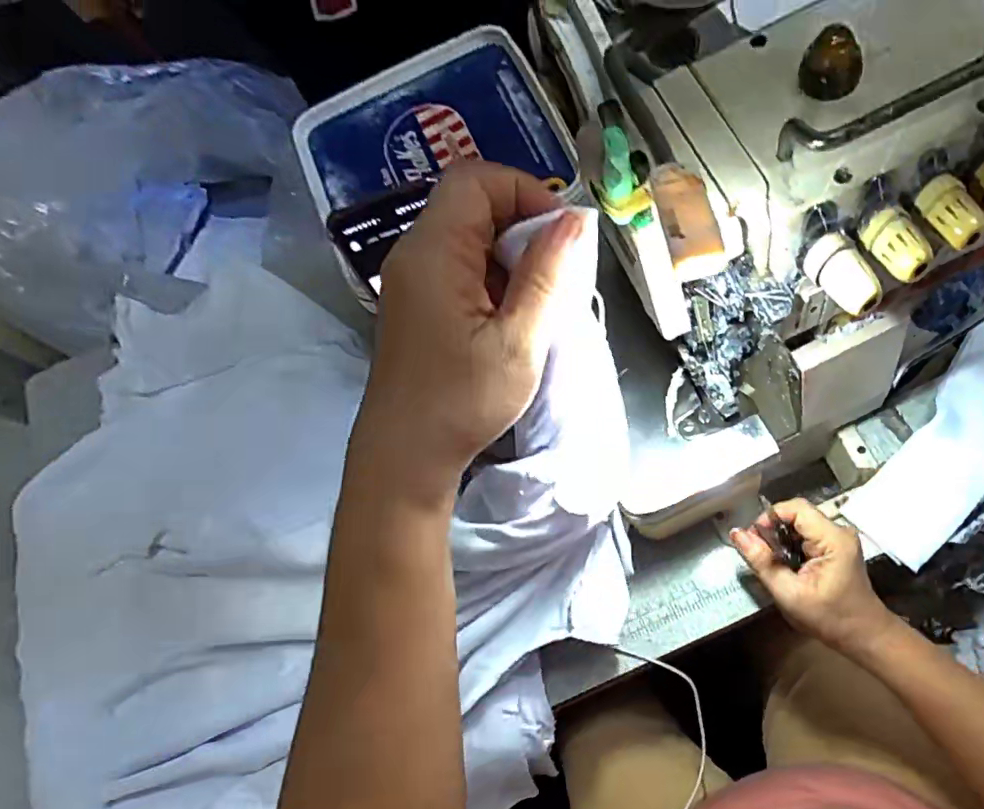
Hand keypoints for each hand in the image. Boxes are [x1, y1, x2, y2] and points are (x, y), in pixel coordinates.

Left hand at [357, 163, 586, 500]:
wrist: (407, 453)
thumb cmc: (463, 401)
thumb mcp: (518, 341)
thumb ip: (547, 278)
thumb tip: (576, 221)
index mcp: (435, 251)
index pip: (477, 179)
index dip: (527, 192)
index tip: (564, 238)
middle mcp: (417, 254)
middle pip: (472, 204)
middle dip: (525, 227)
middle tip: (559, 276)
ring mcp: (414, 281)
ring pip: (470, 238)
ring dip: (514, 259)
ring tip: (541, 304)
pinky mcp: (420, 306)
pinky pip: (463, 270)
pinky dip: (497, 282)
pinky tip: (515, 321)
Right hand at [730, 499, 895, 652]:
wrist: (861, 634)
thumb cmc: (827, 618)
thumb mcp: (789, 593)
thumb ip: (762, 562)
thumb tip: (737, 534)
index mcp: (833, 539)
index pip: (796, 508)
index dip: (770, 517)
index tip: (754, 539)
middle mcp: (839, 531)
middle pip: (799, 514)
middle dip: (774, 529)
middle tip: (757, 552)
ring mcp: (840, 538)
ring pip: (802, 524)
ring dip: (782, 538)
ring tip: (770, 560)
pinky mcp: (837, 547)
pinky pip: (809, 536)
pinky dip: (792, 546)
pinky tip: (786, 564)